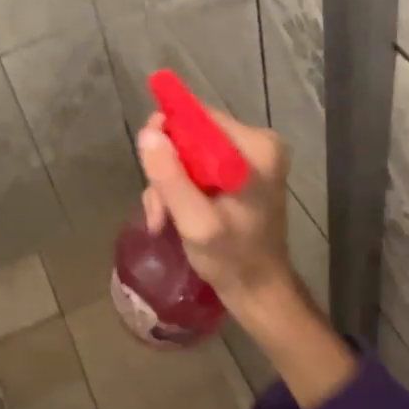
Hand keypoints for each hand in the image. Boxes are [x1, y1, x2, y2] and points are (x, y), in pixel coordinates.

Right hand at [139, 107, 356, 408]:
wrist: (260, 292)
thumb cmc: (233, 260)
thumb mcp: (196, 223)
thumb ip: (171, 178)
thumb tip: (148, 133)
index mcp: (256, 146)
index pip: (197, 116)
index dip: (166, 137)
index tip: (151, 168)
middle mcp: (256, 142)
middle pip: (189, 134)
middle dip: (166, 169)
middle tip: (159, 208)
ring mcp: (248, 157)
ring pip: (187, 152)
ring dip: (169, 184)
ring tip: (163, 218)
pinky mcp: (239, 171)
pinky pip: (196, 165)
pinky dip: (180, 188)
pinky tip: (173, 215)